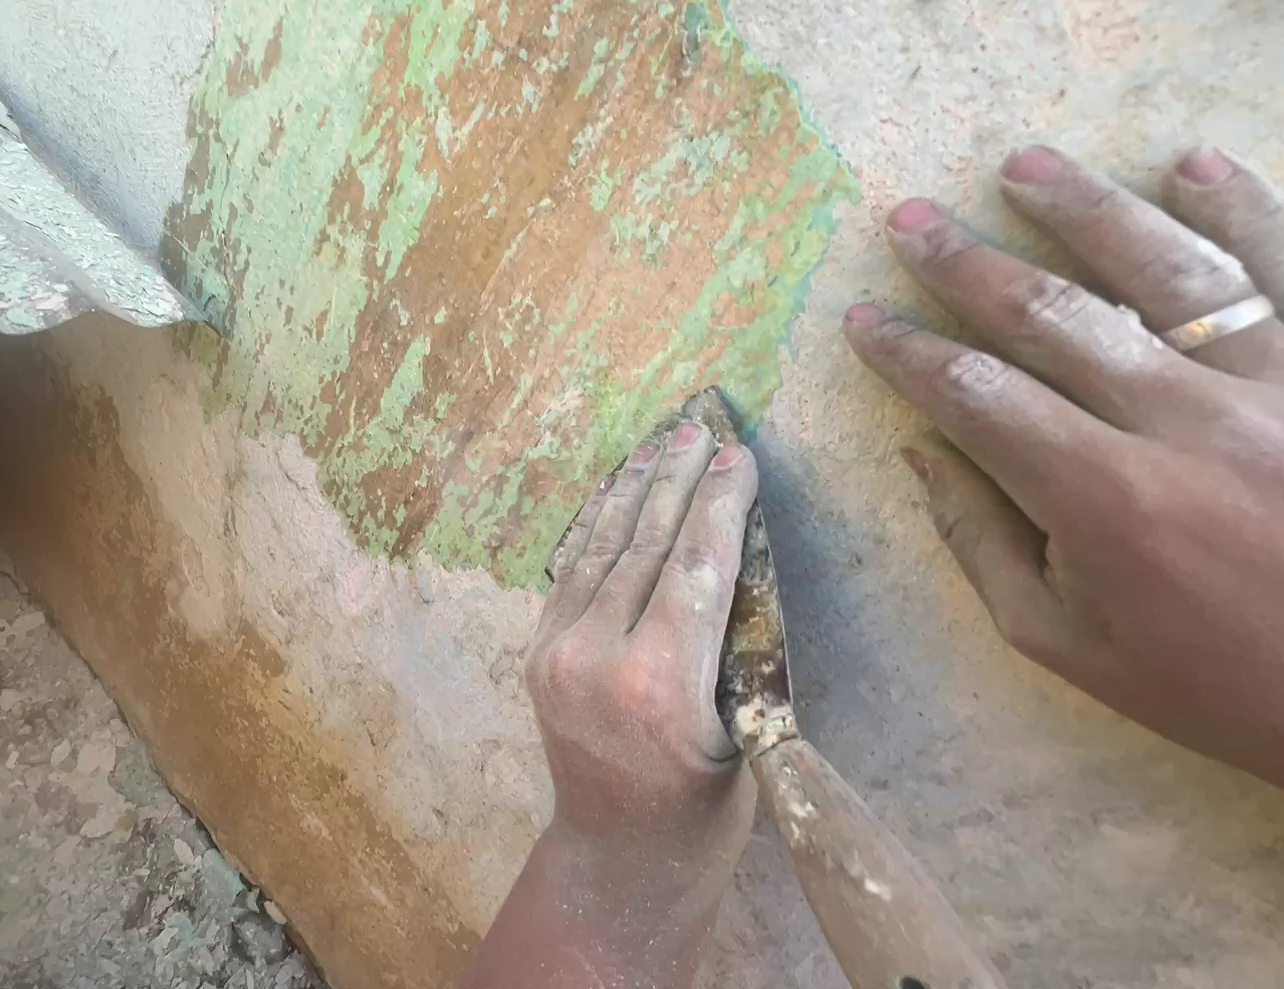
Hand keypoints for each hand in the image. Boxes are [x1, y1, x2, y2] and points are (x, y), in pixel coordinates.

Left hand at [464, 424, 758, 988]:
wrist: (617, 856)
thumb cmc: (706, 810)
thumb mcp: (745, 730)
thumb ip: (734, 641)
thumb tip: (734, 549)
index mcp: (660, 685)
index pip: (697, 566)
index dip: (720, 503)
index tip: (738, 456)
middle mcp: (595, 657)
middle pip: (645, 545)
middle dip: (677, 480)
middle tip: (699, 427)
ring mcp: (555, 651)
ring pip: (602, 549)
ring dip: (634, 491)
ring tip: (660, 445)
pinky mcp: (537, 650)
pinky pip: (571, 571)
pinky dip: (597, 527)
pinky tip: (616, 493)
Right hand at [845, 146, 1283, 841]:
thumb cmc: (1227, 688)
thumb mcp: (1062, 642)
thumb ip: (980, 539)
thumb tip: (924, 451)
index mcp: (1104, 497)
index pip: (973, 393)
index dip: (906, 351)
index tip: (862, 320)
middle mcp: (1194, 425)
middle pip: (1053, 316)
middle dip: (964, 264)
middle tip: (908, 220)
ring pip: (1171, 274)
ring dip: (1084, 211)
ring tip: (1023, 164)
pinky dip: (1249, 213)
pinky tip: (1191, 164)